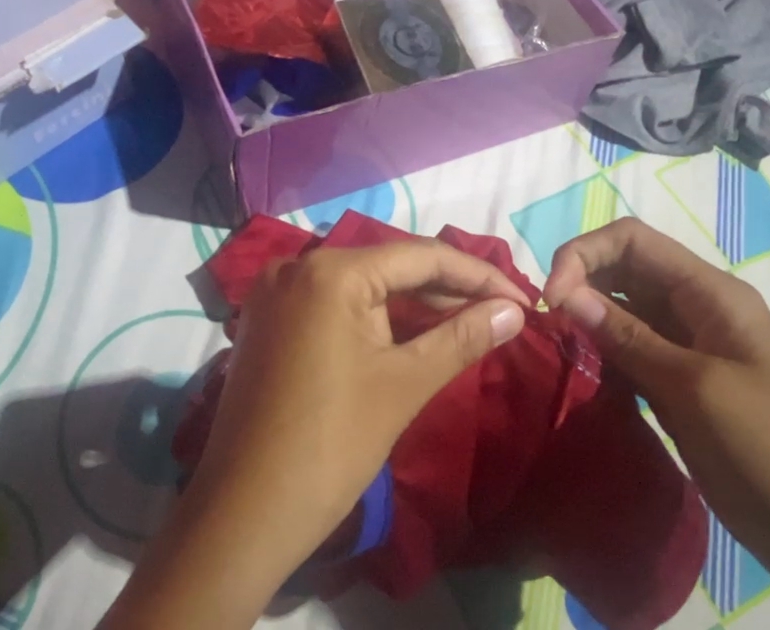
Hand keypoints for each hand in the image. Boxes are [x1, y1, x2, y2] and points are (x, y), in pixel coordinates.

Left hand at [101, 241, 526, 629]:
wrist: (245, 512)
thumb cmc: (332, 445)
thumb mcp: (405, 385)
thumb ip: (463, 337)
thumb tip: (515, 310)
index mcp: (330, 270)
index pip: (420, 257)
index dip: (478, 276)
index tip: (524, 299)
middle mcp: (297, 265)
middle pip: (389, 266)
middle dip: (448, 290)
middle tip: (503, 313)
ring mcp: (277, 293)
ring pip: (363, 287)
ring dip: (415, 305)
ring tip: (471, 324)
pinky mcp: (269, 321)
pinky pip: (335, 305)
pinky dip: (377, 318)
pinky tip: (416, 335)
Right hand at [542, 218, 769, 629]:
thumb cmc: (769, 449)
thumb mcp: (695, 387)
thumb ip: (628, 336)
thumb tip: (564, 294)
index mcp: (711, 292)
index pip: (633, 240)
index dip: (584, 254)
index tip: (549, 297)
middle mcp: (696, 308)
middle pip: (624, 269)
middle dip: (579, 282)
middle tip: (543, 324)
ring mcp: (688, 348)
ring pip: (622, 310)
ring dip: (586, 318)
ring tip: (554, 347)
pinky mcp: (679, 385)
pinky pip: (630, 350)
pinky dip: (601, 352)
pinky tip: (580, 372)